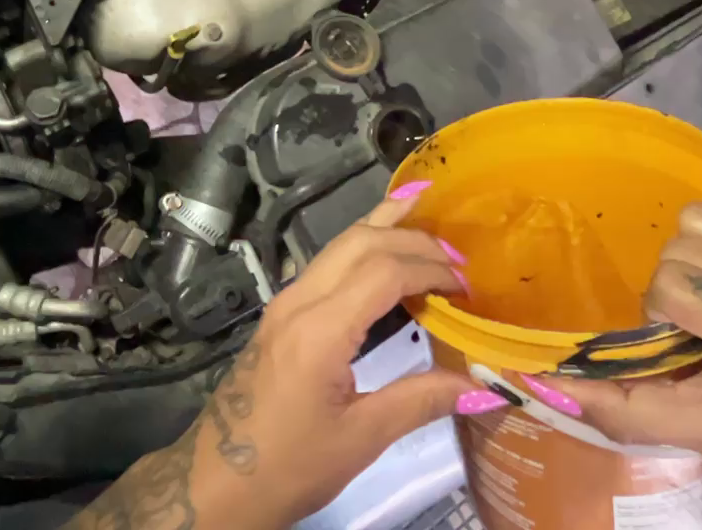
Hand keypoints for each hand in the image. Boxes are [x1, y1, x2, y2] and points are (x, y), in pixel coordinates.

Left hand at [67, 186, 481, 529]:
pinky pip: (328, 262)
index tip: (468, 282)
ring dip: (384, 230)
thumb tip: (484, 388)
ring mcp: (285, 301)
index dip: (429, 267)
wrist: (217, 482)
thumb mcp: (361, 440)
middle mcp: (299, 300)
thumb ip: (420, 401)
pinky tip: (382, 247)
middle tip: (458, 254)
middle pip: (360, 242)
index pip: (383, 270)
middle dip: (411, 238)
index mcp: (319, 329)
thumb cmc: (289, 466)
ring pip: (339, 244)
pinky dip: (363, 246)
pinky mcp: (282, 310)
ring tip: (426, 218)